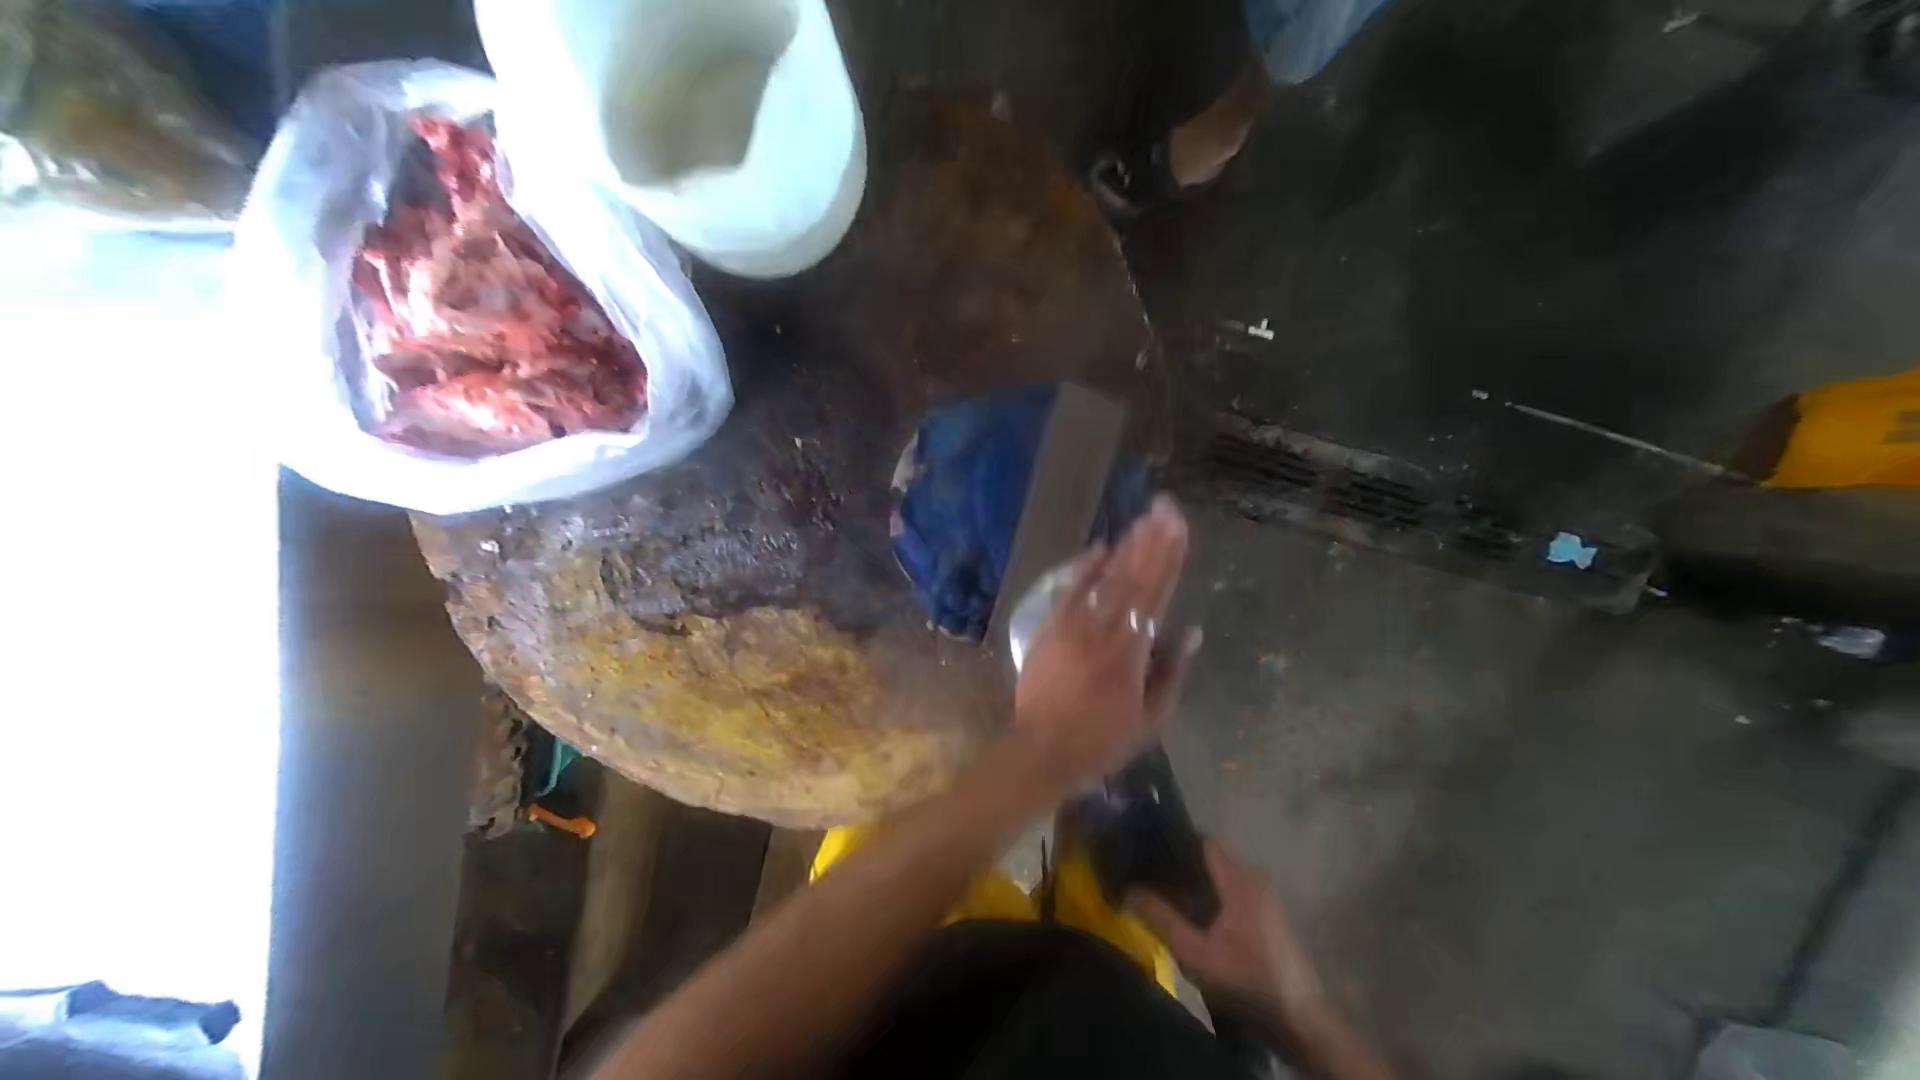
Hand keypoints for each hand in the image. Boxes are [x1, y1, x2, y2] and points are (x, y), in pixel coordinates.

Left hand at [1011, 495, 1196, 790]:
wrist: (1042, 748)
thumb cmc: (1101, 740)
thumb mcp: (1150, 719)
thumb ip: (1170, 672)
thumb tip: (1190, 631)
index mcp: (1132, 653)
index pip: (1156, 595)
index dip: (1169, 559)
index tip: (1179, 528)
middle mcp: (1104, 631)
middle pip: (1132, 578)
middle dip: (1151, 541)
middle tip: (1165, 508)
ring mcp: (1073, 627)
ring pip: (1104, 580)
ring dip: (1125, 548)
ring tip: (1143, 520)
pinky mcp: (1049, 628)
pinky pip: (1070, 591)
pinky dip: (1085, 568)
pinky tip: (1100, 547)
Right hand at [1130, 840, 1327, 1036]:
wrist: (1298, 1020)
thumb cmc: (1246, 979)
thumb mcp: (1196, 953)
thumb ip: (1161, 918)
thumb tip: (1128, 890)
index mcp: (1239, 879)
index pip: (1204, 841)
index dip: (1176, 840)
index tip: (1149, 847)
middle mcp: (1254, 878)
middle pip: (1212, 855)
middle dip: (1183, 861)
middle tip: (1152, 873)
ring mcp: (1264, 896)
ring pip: (1223, 873)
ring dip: (1197, 879)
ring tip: (1166, 891)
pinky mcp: (1268, 914)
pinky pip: (1233, 888)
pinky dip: (1213, 893)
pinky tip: (1194, 913)